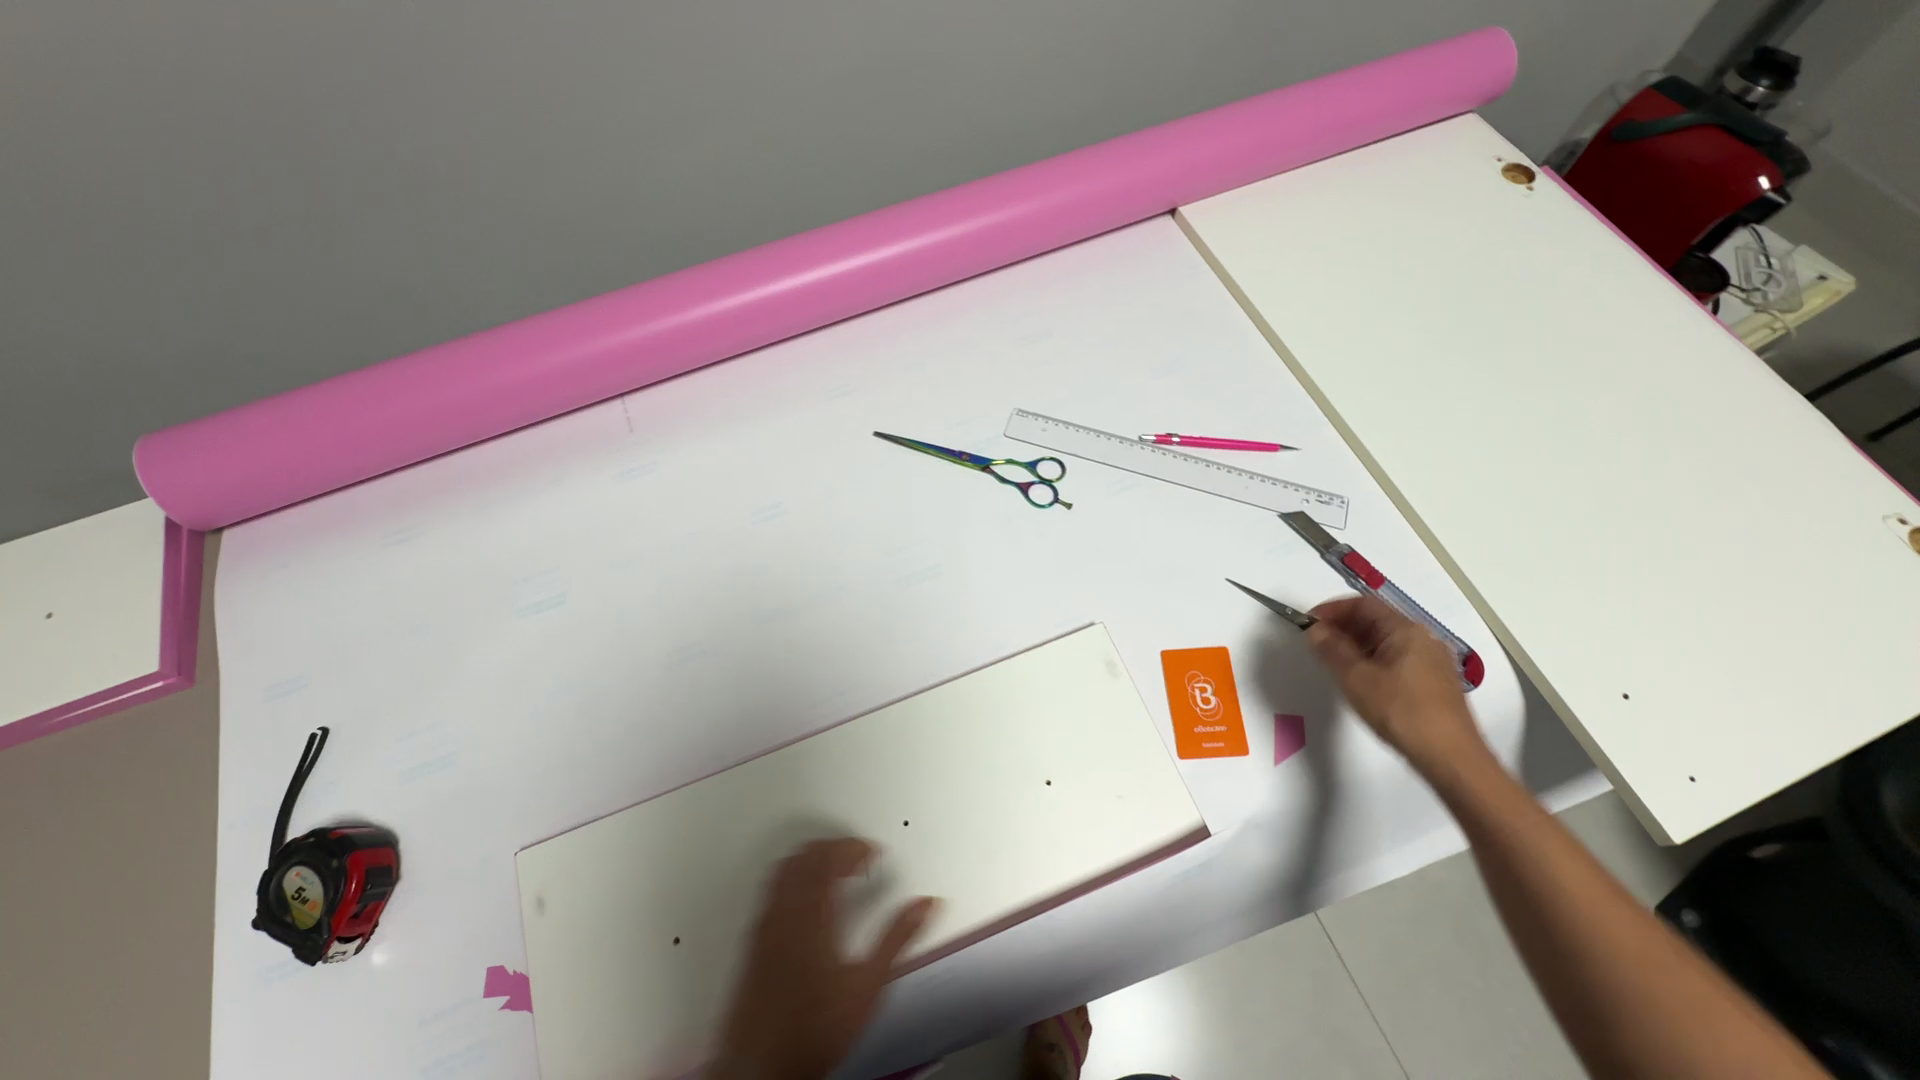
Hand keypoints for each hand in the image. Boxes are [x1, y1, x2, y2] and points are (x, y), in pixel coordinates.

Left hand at [710, 838, 937, 1079]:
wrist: (764, 1066)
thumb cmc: (814, 1029)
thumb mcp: (870, 983)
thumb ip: (898, 936)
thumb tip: (925, 904)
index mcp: (813, 914)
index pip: (829, 857)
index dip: (853, 847)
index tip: (872, 852)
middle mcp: (783, 914)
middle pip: (803, 858)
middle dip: (832, 849)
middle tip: (856, 857)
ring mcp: (763, 928)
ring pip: (782, 872)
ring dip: (809, 862)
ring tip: (833, 872)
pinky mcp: (752, 945)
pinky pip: (768, 894)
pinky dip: (791, 882)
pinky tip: (804, 903)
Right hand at [1306, 595, 1488, 773]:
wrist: (1450, 756)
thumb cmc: (1401, 711)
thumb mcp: (1357, 679)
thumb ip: (1333, 650)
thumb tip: (1315, 630)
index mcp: (1406, 630)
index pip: (1363, 605)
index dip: (1332, 609)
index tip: (1306, 622)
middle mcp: (1423, 639)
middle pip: (1376, 621)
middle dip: (1342, 627)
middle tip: (1314, 643)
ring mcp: (1432, 662)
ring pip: (1386, 642)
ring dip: (1355, 646)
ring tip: (1331, 662)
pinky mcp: (1434, 683)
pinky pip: (1396, 660)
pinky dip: (1372, 661)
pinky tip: (1359, 680)